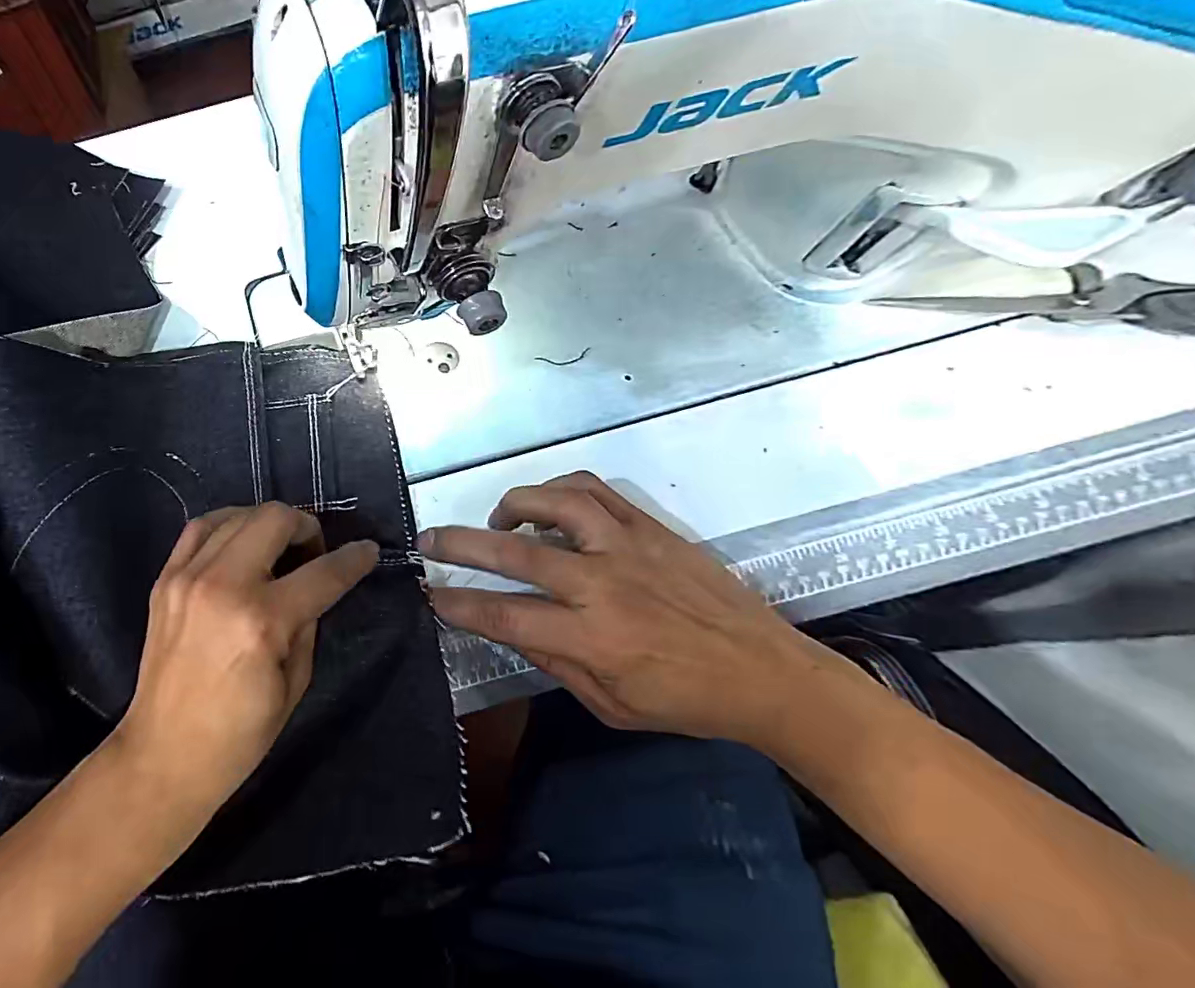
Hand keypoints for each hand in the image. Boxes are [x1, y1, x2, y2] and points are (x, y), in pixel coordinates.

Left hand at [114, 502, 377, 812]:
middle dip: (307, 527)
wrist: (163, 755)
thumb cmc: (239, 734)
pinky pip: (200, 528)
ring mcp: (187, 578)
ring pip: (239, 514)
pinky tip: (241, 541)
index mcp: (262, 622)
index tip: (368, 551)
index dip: (354, 559)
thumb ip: (309, 624)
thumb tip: (315, 588)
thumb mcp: (295, 683)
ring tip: (279, 548)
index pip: (322, 572)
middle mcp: (223, 586)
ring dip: (269, 523)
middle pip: (275, 519)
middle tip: (314, 553)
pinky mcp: (165, 580)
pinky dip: (229, 525)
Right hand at [424, 472, 865, 749]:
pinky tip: (551, 504)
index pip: (506, 615)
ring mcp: (628, 546)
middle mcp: (603, 582)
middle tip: (430, 540)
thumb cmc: (685, 702)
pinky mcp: (651, 527)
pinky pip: (597, 492)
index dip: (460, 604)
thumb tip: (513, 627)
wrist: (764, 672)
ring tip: (499, 518)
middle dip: (461, 545)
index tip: (430, 594)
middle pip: (515, 552)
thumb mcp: (610, 704)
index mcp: (592, 636)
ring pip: (557, 503)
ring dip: (515, 504)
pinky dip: (562, 490)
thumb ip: (556, 662)